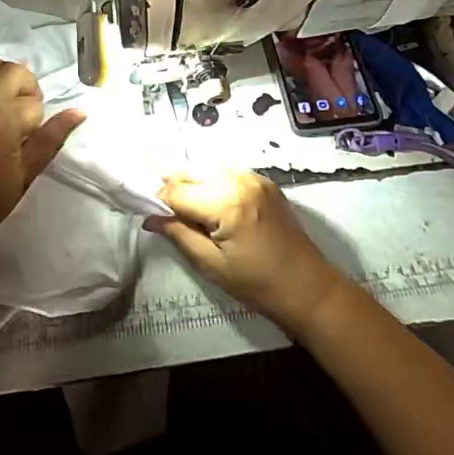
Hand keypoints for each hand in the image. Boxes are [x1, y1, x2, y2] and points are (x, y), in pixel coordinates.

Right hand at [148, 169, 348, 329]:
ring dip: (193, 182)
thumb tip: (151, 218)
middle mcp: (240, 180)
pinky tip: (210, 202)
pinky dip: (214, 181)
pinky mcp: (266, 183)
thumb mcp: (211, 264)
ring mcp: (256, 178)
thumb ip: (179, 234)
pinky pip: (230, 173)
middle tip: (161, 209)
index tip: (146, 211)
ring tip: (184, 207)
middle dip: (174, 187)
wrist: (307, 285)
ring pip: (211, 168)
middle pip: (193, 172)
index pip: (178, 191)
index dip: (158, 200)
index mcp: (226, 201)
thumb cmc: (257, 282)